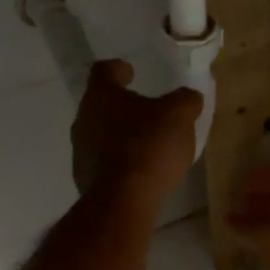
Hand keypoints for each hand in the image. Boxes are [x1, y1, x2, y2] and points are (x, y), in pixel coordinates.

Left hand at [70, 59, 202, 201]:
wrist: (123, 200)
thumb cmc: (149, 146)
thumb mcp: (179, 116)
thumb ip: (185, 100)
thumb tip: (188, 96)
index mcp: (101, 95)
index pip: (104, 70)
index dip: (118, 68)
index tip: (130, 71)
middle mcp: (83, 118)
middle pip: (101, 103)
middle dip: (122, 105)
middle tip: (146, 109)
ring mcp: (80, 150)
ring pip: (101, 133)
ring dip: (120, 134)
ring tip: (146, 142)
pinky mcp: (85, 178)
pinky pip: (104, 161)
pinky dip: (119, 160)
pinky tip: (140, 169)